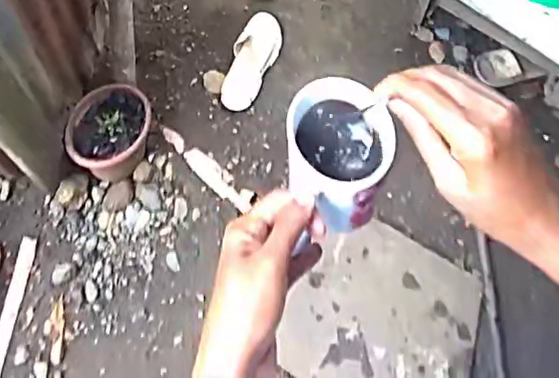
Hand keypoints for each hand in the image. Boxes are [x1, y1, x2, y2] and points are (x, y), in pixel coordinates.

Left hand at [193, 190, 324, 377]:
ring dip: (304, 235)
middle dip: (303, 217)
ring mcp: (258, 267)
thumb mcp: (270, 261)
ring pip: (286, 240)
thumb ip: (289, 227)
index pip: (277, 200)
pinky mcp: (267, 287)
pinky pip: (288, 262)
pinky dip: (302, 256)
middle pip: (282, 218)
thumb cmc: (241, 317)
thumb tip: (304, 198)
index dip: (301, 203)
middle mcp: (248, 245)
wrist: (236, 364)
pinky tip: (312, 255)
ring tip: (320, 233)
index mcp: (243, 230)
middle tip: (322, 226)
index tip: (321, 210)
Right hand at [376, 67, 558, 254]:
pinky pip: (466, 80)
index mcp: (473, 136)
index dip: (394, 86)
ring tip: (404, 94)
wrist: (548, 216)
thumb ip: (423, 137)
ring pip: (449, 71)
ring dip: (422, 77)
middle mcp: (489, 112)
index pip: (423, 92)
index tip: (379, 92)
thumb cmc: (503, 213)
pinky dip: (442, 82)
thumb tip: (399, 107)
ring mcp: (500, 104)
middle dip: (405, 78)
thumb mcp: (450, 184)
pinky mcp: (506, 103)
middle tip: (387, 92)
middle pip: (434, 74)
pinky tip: (431, 97)